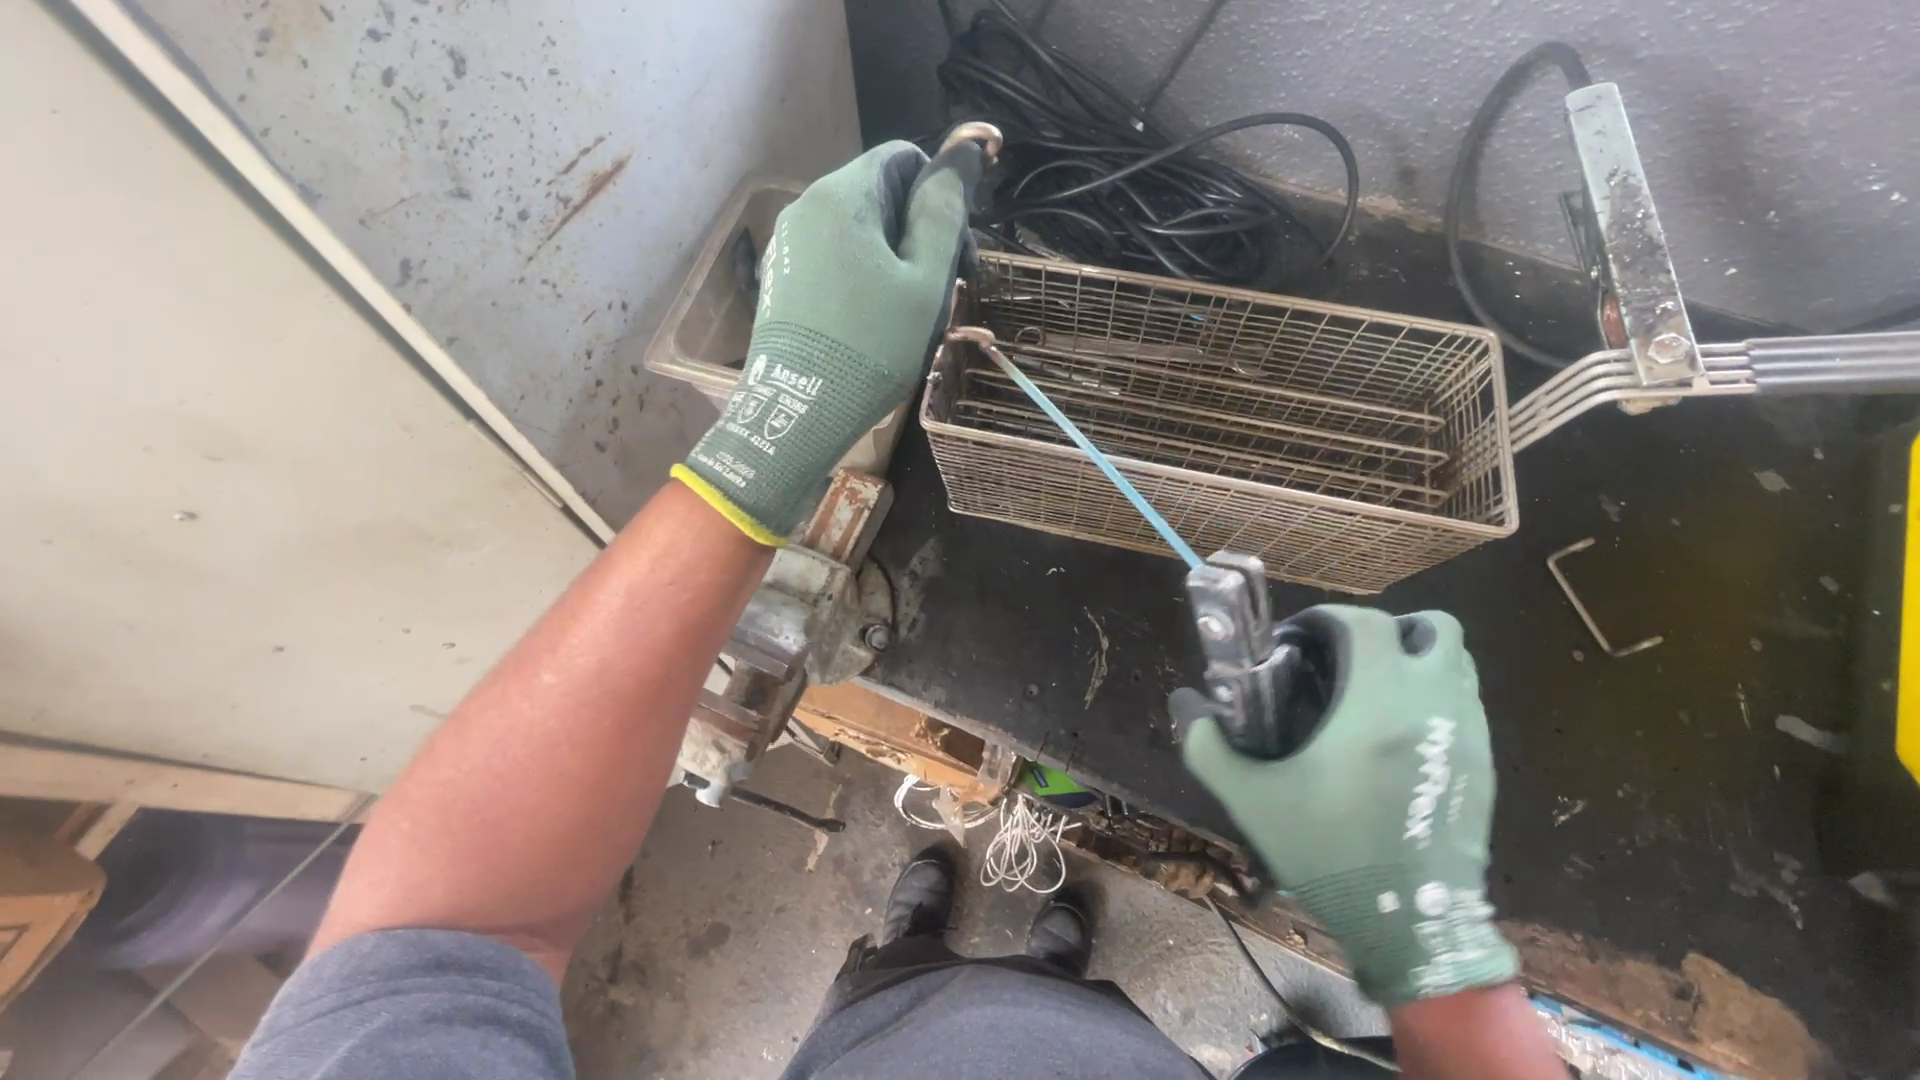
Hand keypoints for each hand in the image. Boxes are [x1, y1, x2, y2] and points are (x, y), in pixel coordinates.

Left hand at [673, 140, 980, 542]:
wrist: (801, 411)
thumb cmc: (874, 345)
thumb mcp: (925, 279)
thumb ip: (945, 210)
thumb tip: (967, 145)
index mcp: (841, 195)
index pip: (904, 158)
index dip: (941, 196)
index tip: (957, 253)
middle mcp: (805, 207)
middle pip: (880, 194)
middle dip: (920, 233)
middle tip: (946, 291)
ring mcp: (787, 245)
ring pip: (858, 231)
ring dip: (896, 260)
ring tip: (912, 314)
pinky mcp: (781, 279)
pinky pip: (834, 258)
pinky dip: (864, 276)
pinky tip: (876, 321)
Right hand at [1181, 605, 1517, 1006]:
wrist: (1411, 925)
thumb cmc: (1328, 852)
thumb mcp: (1251, 799)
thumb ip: (1208, 745)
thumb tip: (1183, 702)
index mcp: (1379, 701)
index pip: (1365, 622)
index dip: (1326, 619)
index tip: (1297, 642)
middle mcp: (1434, 704)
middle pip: (1432, 628)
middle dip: (1386, 630)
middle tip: (1344, 661)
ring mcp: (1470, 734)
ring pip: (1457, 663)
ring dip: (1415, 660)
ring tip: (1370, 694)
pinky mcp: (1486, 765)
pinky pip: (1466, 702)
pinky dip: (1432, 697)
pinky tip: (1394, 736)